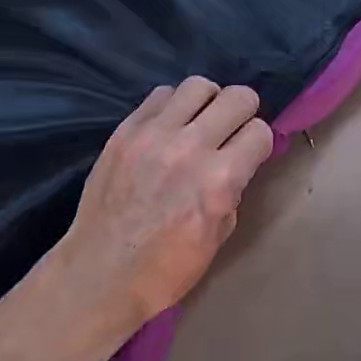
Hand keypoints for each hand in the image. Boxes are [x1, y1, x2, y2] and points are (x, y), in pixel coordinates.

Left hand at [54, 77, 272, 325]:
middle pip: (238, 97)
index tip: (251, 152)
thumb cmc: (166, 268)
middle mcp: (190, 147)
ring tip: (200, 121)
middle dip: (244, 112)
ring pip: (199, 85)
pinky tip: (169, 126)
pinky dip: (173, 105)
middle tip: (233, 129)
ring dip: (208, 101)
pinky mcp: (125, 131)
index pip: (260, 131)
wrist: (100, 274)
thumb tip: (237, 163)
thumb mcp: (219, 234)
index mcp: (219, 179)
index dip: (260, 142)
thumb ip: (233, 189)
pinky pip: (160, 95)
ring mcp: (154, 134)